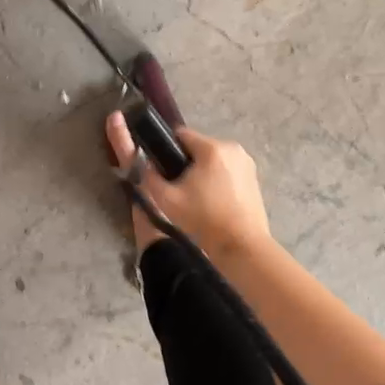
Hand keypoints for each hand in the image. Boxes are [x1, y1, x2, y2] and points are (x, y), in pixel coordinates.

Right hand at [106, 113, 270, 256]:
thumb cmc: (203, 222)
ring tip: (195, 200)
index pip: (180, 135)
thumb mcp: (166, 199)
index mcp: (212, 148)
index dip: (166, 151)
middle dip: (185, 164)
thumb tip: (130, 146)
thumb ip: (145, 172)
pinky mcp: (254, 179)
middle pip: (197, 148)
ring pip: (212, 160)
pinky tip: (212, 204)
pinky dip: (217, 181)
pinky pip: (227, 171)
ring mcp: (247, 163)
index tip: (162, 172)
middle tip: (177, 191)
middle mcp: (233, 148)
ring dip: (201, 172)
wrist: (241, 249)